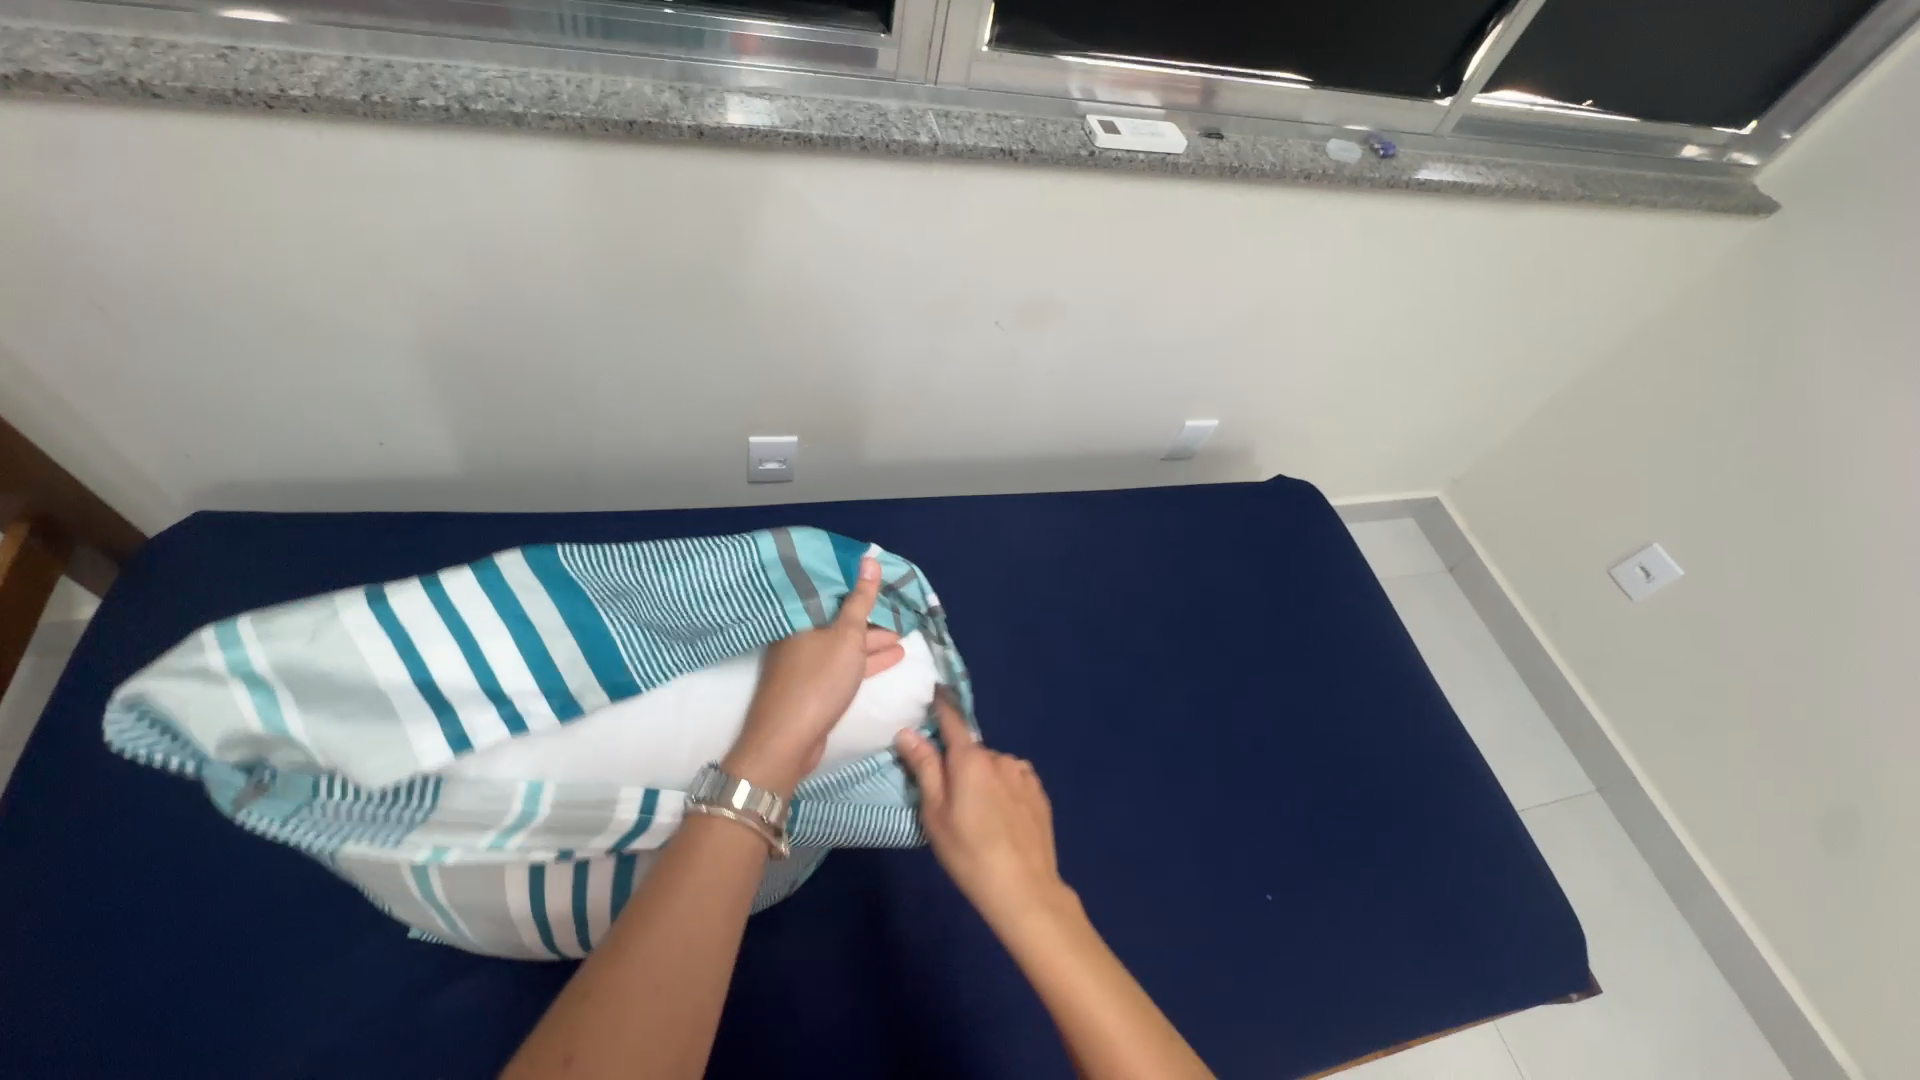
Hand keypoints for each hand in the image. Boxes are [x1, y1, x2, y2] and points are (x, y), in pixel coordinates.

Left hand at [723, 556, 904, 794]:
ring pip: (844, 644)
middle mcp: (799, 635)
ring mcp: (806, 662)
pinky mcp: (814, 686)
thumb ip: (861, 600)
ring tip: (904, 636)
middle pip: (839, 618)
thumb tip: (869, 559)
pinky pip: (844, 664)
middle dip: (871, 617)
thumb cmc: (819, 680)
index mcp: (801, 617)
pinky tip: (892, 657)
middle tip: (903, 612)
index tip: (887, 582)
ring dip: (873, 641)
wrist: (789, 739)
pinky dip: (866, 660)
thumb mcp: (847, 636)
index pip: (832, 592)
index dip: (860, 586)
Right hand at [894, 695, 1070, 926]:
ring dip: (985, 780)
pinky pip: (1014, 782)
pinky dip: (1004, 792)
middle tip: (951, 800)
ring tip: (981, 817)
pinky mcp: (1040, 794)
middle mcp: (1000, 757)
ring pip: (995, 768)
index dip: (941, 706)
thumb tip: (907, 731)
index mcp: (971, 759)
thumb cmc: (969, 852)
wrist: (1024, 888)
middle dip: (961, 765)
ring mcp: (1024, 775)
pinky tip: (1002, 821)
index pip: (952, 720)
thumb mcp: (935, 813)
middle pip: (972, 751)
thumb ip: (924, 768)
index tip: (934, 693)